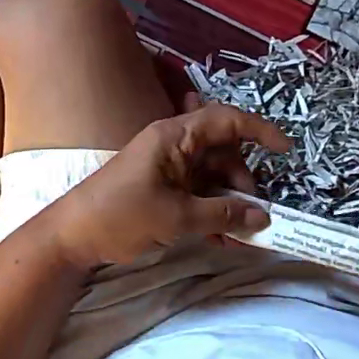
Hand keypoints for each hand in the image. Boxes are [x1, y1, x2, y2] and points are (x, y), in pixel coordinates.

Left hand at [40, 102, 291, 268]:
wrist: (72, 236)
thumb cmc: (121, 215)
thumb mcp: (175, 218)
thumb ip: (222, 215)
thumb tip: (263, 217)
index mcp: (174, 137)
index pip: (226, 120)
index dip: (259, 130)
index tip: (286, 151)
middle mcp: (173, 146)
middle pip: (223, 152)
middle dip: (243, 182)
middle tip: (254, 214)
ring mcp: (167, 167)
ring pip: (212, 176)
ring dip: (229, 202)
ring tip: (238, 236)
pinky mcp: (161, 188)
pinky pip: (197, 192)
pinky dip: (211, 210)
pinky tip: (221, 239)